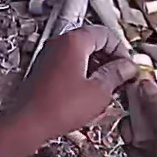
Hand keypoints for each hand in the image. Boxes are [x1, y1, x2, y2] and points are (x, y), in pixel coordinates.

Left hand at [3, 25, 138, 143]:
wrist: (28, 122)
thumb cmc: (58, 107)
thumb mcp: (98, 91)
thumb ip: (116, 74)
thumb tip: (127, 67)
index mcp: (74, 42)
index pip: (105, 33)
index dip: (121, 49)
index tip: (128, 65)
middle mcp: (59, 43)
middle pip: (92, 40)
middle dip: (109, 57)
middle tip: (121, 74)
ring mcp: (50, 55)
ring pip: (80, 52)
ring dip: (97, 65)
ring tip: (107, 85)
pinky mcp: (45, 69)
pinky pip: (69, 63)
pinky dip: (82, 72)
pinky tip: (89, 91)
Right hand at [131, 46, 156, 156]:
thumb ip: (155, 104)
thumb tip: (142, 80)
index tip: (139, 52)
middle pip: (156, 93)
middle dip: (138, 98)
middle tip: (127, 108)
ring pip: (148, 119)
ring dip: (135, 125)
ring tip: (134, 139)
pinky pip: (148, 143)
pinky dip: (139, 147)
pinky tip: (138, 155)